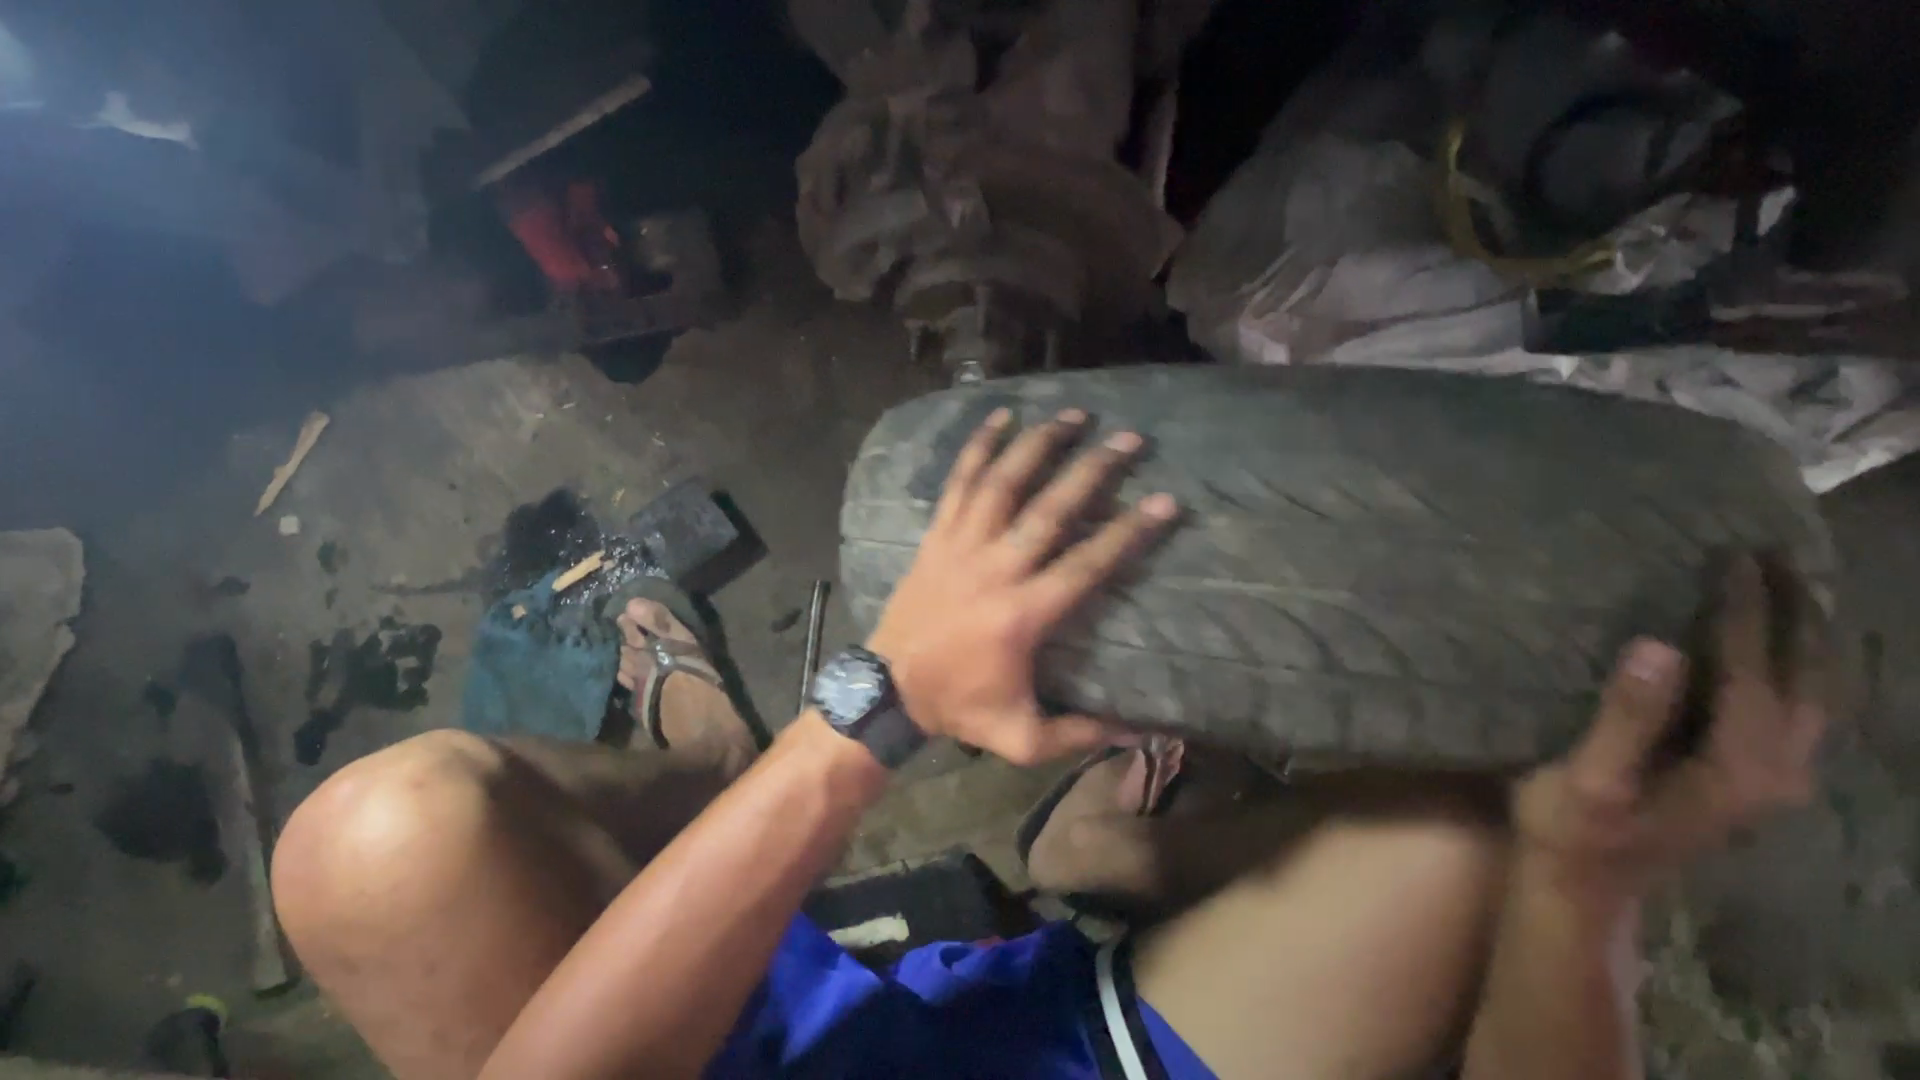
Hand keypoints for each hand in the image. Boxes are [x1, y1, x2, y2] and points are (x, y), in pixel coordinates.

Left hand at [865, 407, 1178, 765]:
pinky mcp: (936, 537)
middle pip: (1050, 509)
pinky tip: (1001, 416)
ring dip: (1039, 444)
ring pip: (1003, 483)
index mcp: (1023, 614)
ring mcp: (961, 546)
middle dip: (1092, 470)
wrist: (887, 691)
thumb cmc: (959, 708)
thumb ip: (1082, 733)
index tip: (1164, 500)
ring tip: (1075, 414)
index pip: (1087, 563)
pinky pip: (959, 483)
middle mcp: (995, 569)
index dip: (1129, 531)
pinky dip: (978, 447)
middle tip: (1130, 439)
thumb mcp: (1023, 738)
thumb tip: (1145, 731)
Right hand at [1514, 554, 1830, 902]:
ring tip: (1785, 588)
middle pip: (1806, 680)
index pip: (1753, 673)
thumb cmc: (1572, 831)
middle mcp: (1775, 774)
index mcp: (1738, 769)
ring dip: (1804, 639)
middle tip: (1777, 556)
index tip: (1736, 559)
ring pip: (1812, 696)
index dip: (1746, 613)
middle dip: (1798, 615)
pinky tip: (1771, 646)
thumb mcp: (1588, 778)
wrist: (1580, 888)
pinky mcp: (1753, 782)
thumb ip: (1627, 719)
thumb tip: (1659, 649)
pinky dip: (1792, 668)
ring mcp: (1771, 782)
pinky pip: (1794, 711)